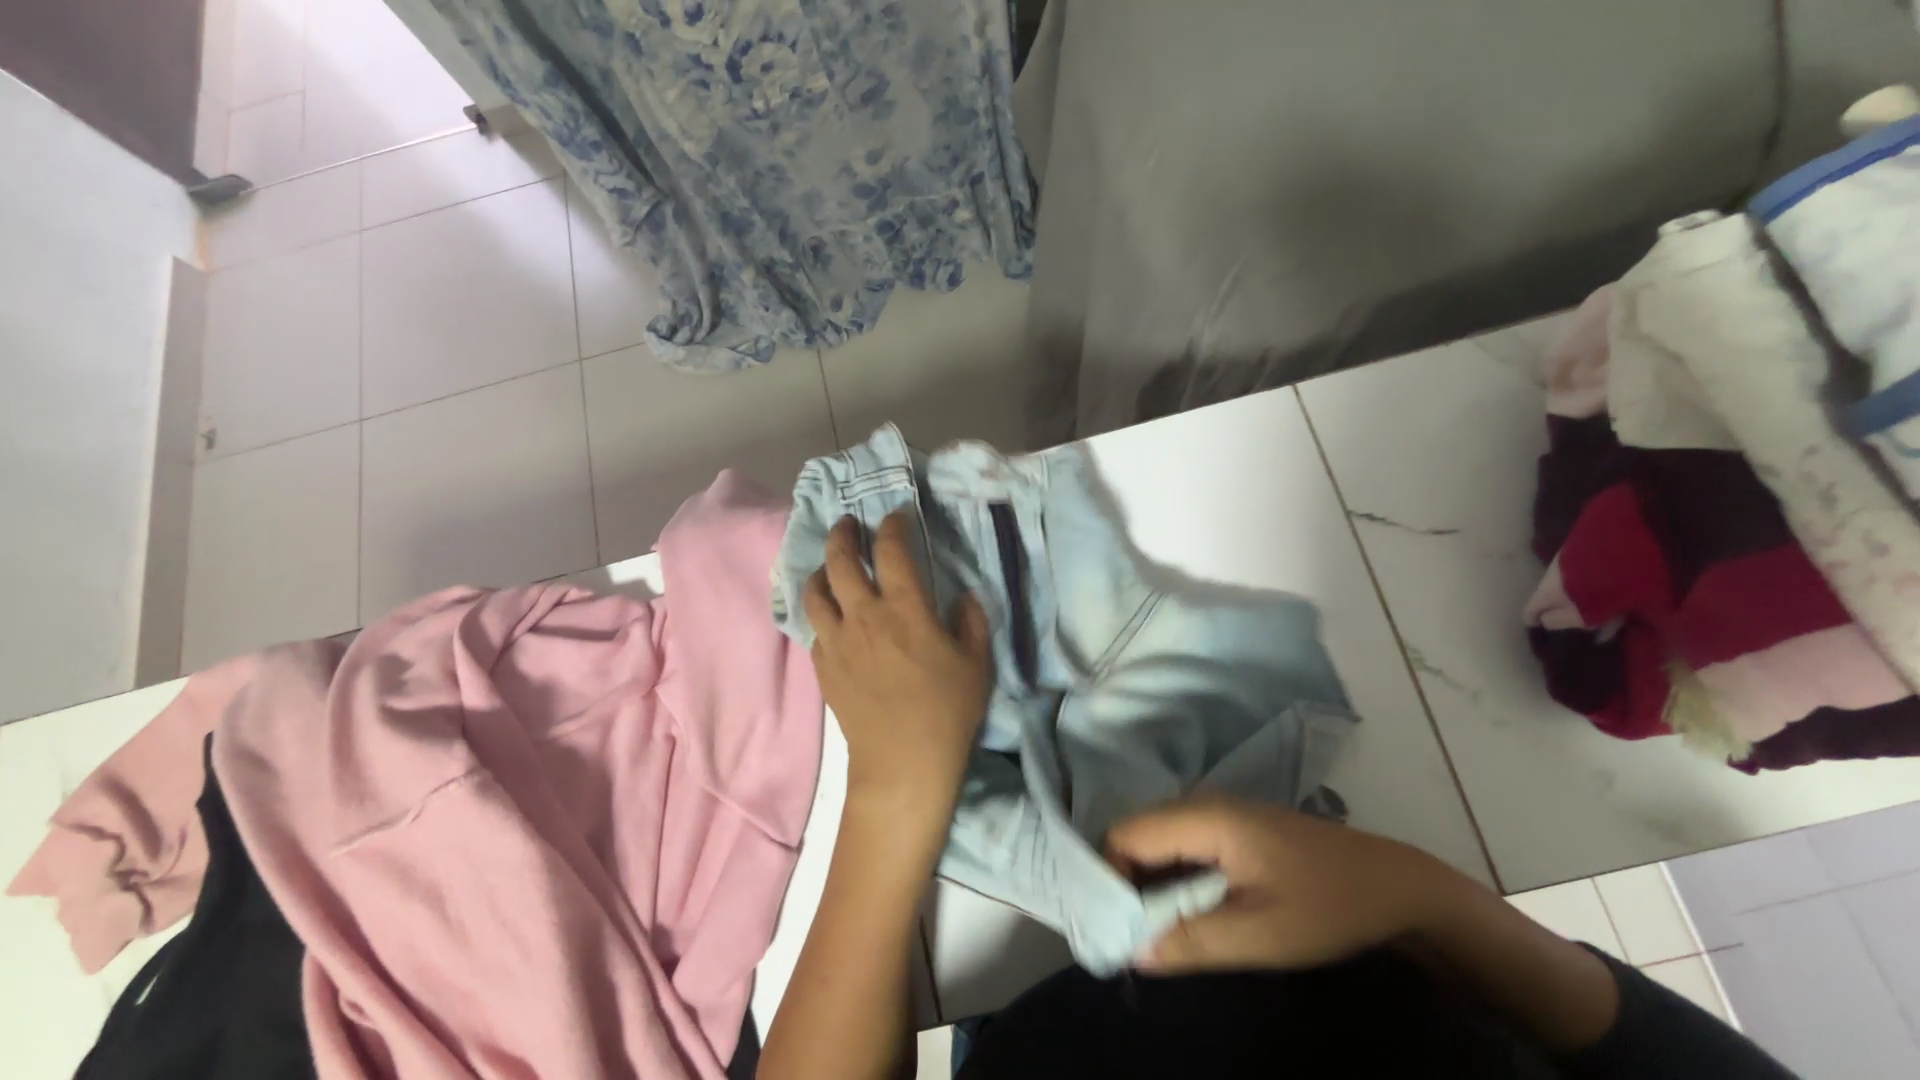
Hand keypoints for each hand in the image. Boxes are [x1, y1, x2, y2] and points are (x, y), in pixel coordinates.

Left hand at [804, 512, 992, 822]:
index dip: (892, 526)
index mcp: (905, 608)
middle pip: (840, 560)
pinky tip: (831, 617)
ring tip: (829, 567)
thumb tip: (963, 595)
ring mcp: (837, 641)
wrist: (902, 762)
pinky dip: (820, 612)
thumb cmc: (947, 711)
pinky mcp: (823, 666)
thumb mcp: (977, 663)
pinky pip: (814, 628)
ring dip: (821, 570)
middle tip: (848, 524)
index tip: (895, 518)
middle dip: (843, 534)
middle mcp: (864, 615)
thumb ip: (972, 621)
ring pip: (815, 591)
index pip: (891, 550)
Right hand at [1106, 796, 1462, 973]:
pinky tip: (1184, 912)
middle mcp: (1205, 803)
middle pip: (1137, 833)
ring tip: (1154, 929)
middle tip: (1133, 935)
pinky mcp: (1232, 826)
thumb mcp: (1264, 934)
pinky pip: (1181, 843)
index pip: (1127, 835)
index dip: (1111, 878)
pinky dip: (1171, 876)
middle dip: (1125, 882)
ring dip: (1148, 882)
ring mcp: (1219, 811)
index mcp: (1208, 818)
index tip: (1120, 927)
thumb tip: (1133, 951)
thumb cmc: (1331, 906)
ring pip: (1157, 839)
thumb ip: (1195, 940)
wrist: (1398, 885)